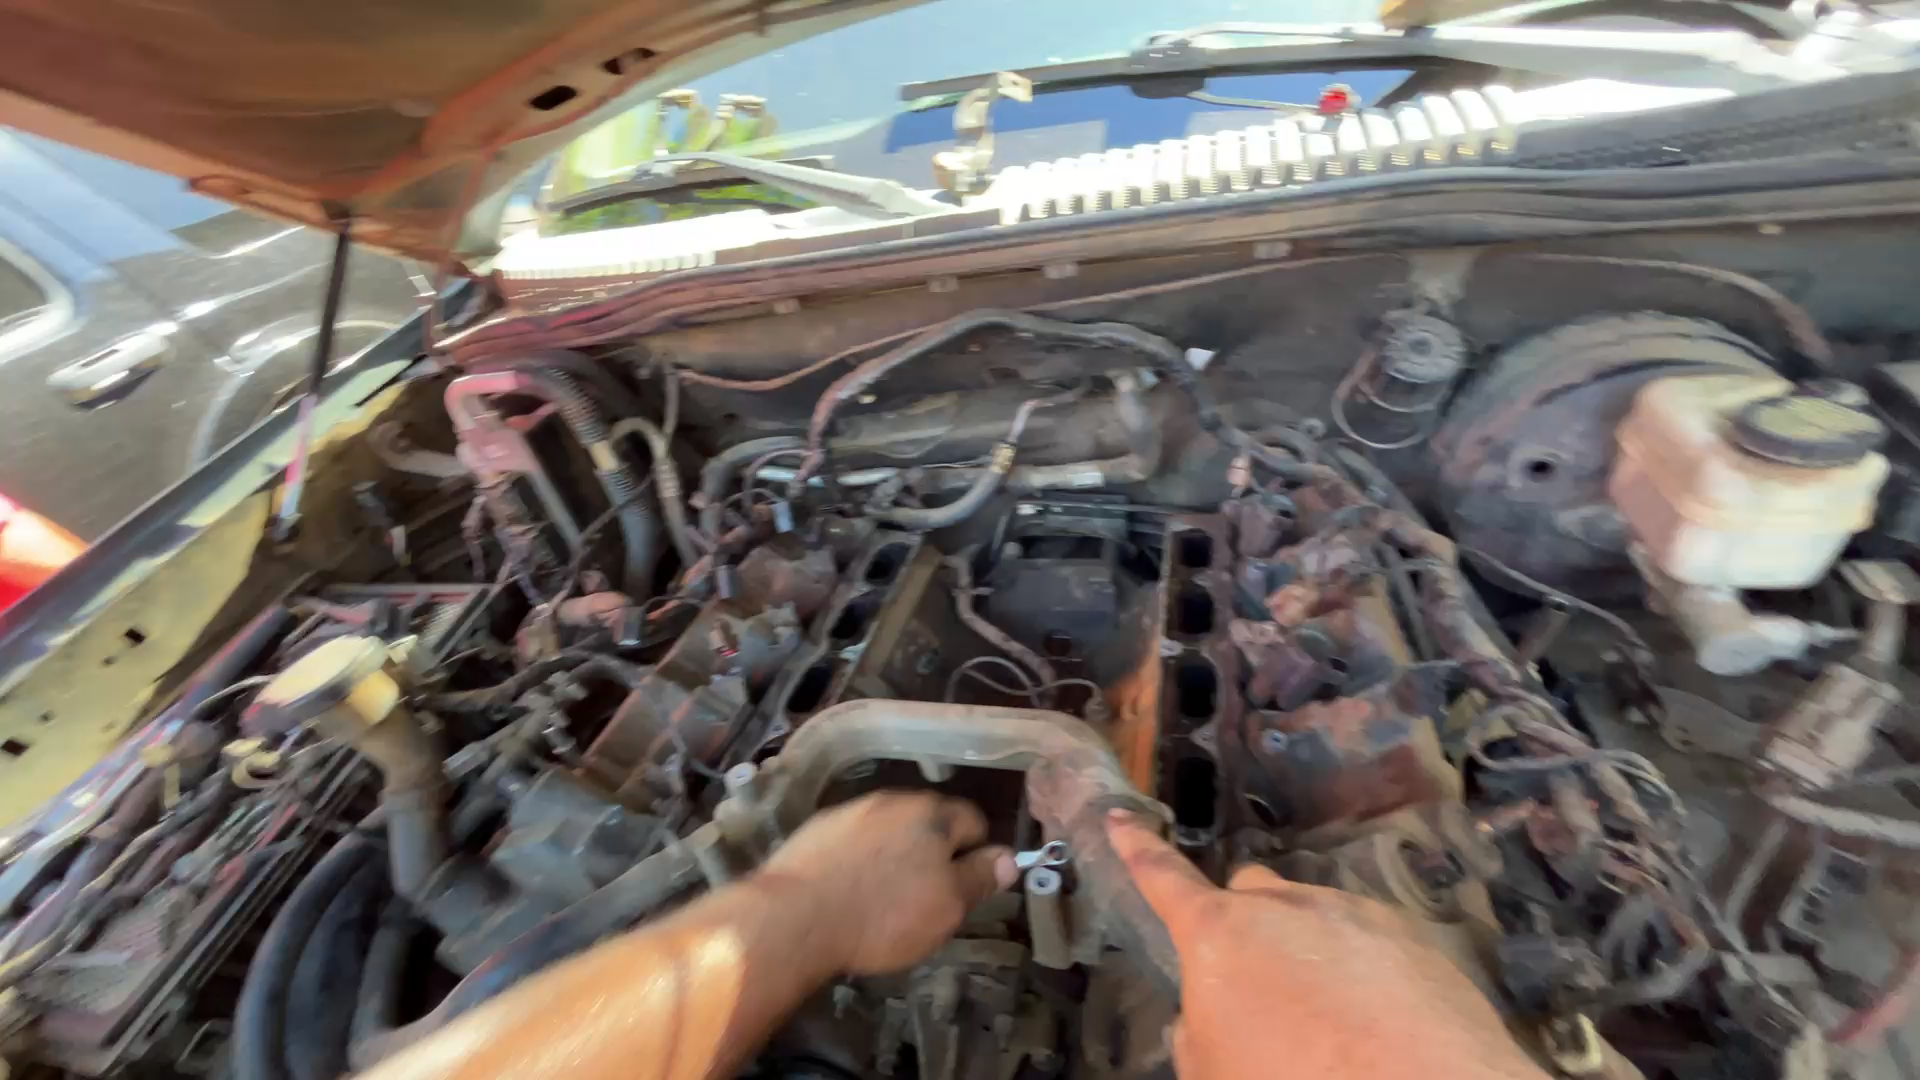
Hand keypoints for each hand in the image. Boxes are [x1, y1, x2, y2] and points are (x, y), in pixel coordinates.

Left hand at [757, 792, 1016, 974]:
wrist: (796, 915)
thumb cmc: (883, 914)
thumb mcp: (946, 906)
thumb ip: (980, 878)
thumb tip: (1009, 858)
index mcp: (933, 814)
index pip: (973, 821)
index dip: (976, 854)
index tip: (964, 887)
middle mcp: (895, 800)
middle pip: (930, 822)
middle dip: (934, 852)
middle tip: (925, 896)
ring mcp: (854, 809)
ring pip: (891, 829)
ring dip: (895, 853)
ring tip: (883, 895)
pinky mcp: (820, 826)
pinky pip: (855, 838)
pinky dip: (860, 857)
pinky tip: (849, 888)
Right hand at [1106, 812, 1545, 1079]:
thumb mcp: (1213, 1074)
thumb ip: (1196, 1035)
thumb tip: (1205, 1018)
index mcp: (1217, 933)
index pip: (1161, 876)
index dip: (1136, 847)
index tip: (1119, 816)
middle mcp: (1279, 905)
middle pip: (1247, 890)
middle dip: (1247, 924)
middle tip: (1265, 988)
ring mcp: (1347, 911)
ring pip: (1312, 916)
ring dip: (1311, 950)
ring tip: (1340, 1021)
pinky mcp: (1408, 934)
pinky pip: (1369, 939)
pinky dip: (1367, 969)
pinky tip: (1389, 1026)